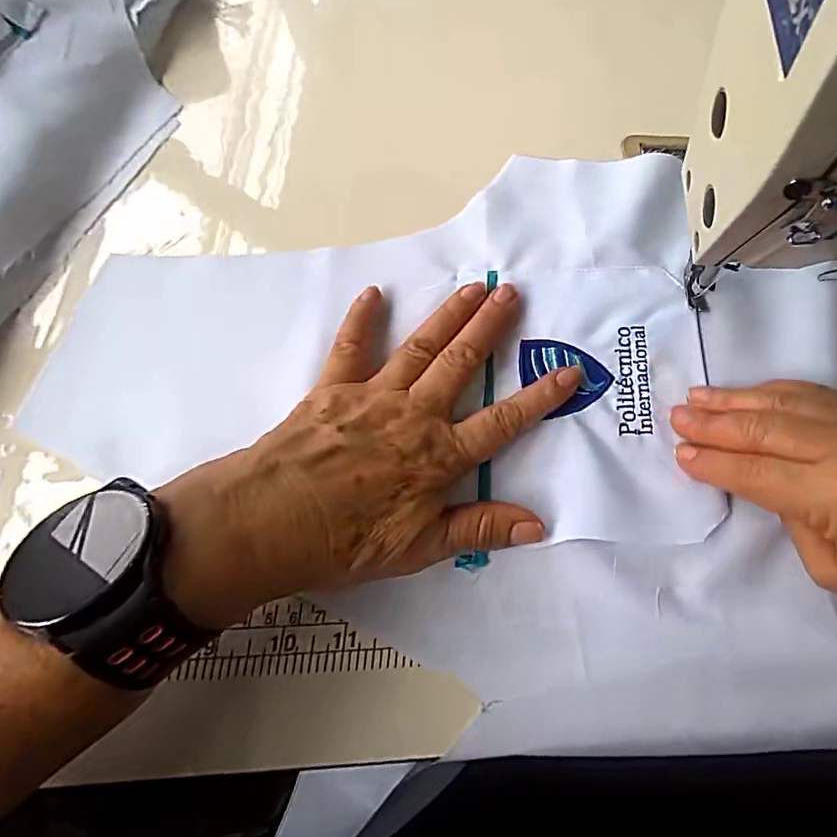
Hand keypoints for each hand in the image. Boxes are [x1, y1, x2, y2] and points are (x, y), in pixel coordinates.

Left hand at [157, 281, 581, 626]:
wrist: (267, 523)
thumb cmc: (344, 543)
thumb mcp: (418, 549)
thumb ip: (478, 529)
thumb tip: (539, 525)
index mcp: (438, 457)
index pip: (502, 422)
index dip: (538, 398)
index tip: (568, 372)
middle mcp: (412, 416)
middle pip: (461, 365)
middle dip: (490, 328)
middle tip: (511, 292)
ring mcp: (371, 397)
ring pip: (419, 348)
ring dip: (447, 316)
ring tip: (471, 287)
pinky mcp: (331, 390)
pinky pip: (350, 348)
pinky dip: (362, 320)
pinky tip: (373, 294)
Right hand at [670, 380, 836, 653]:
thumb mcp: (828, 566)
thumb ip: (789, 514)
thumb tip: (758, 477)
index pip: (755, 471)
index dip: (712, 461)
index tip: (680, 452)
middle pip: (764, 428)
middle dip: (714, 422)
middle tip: (678, 415)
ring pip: (785, 402)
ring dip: (736, 399)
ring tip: (699, 397)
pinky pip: (814, 395)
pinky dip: (773, 392)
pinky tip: (747, 395)